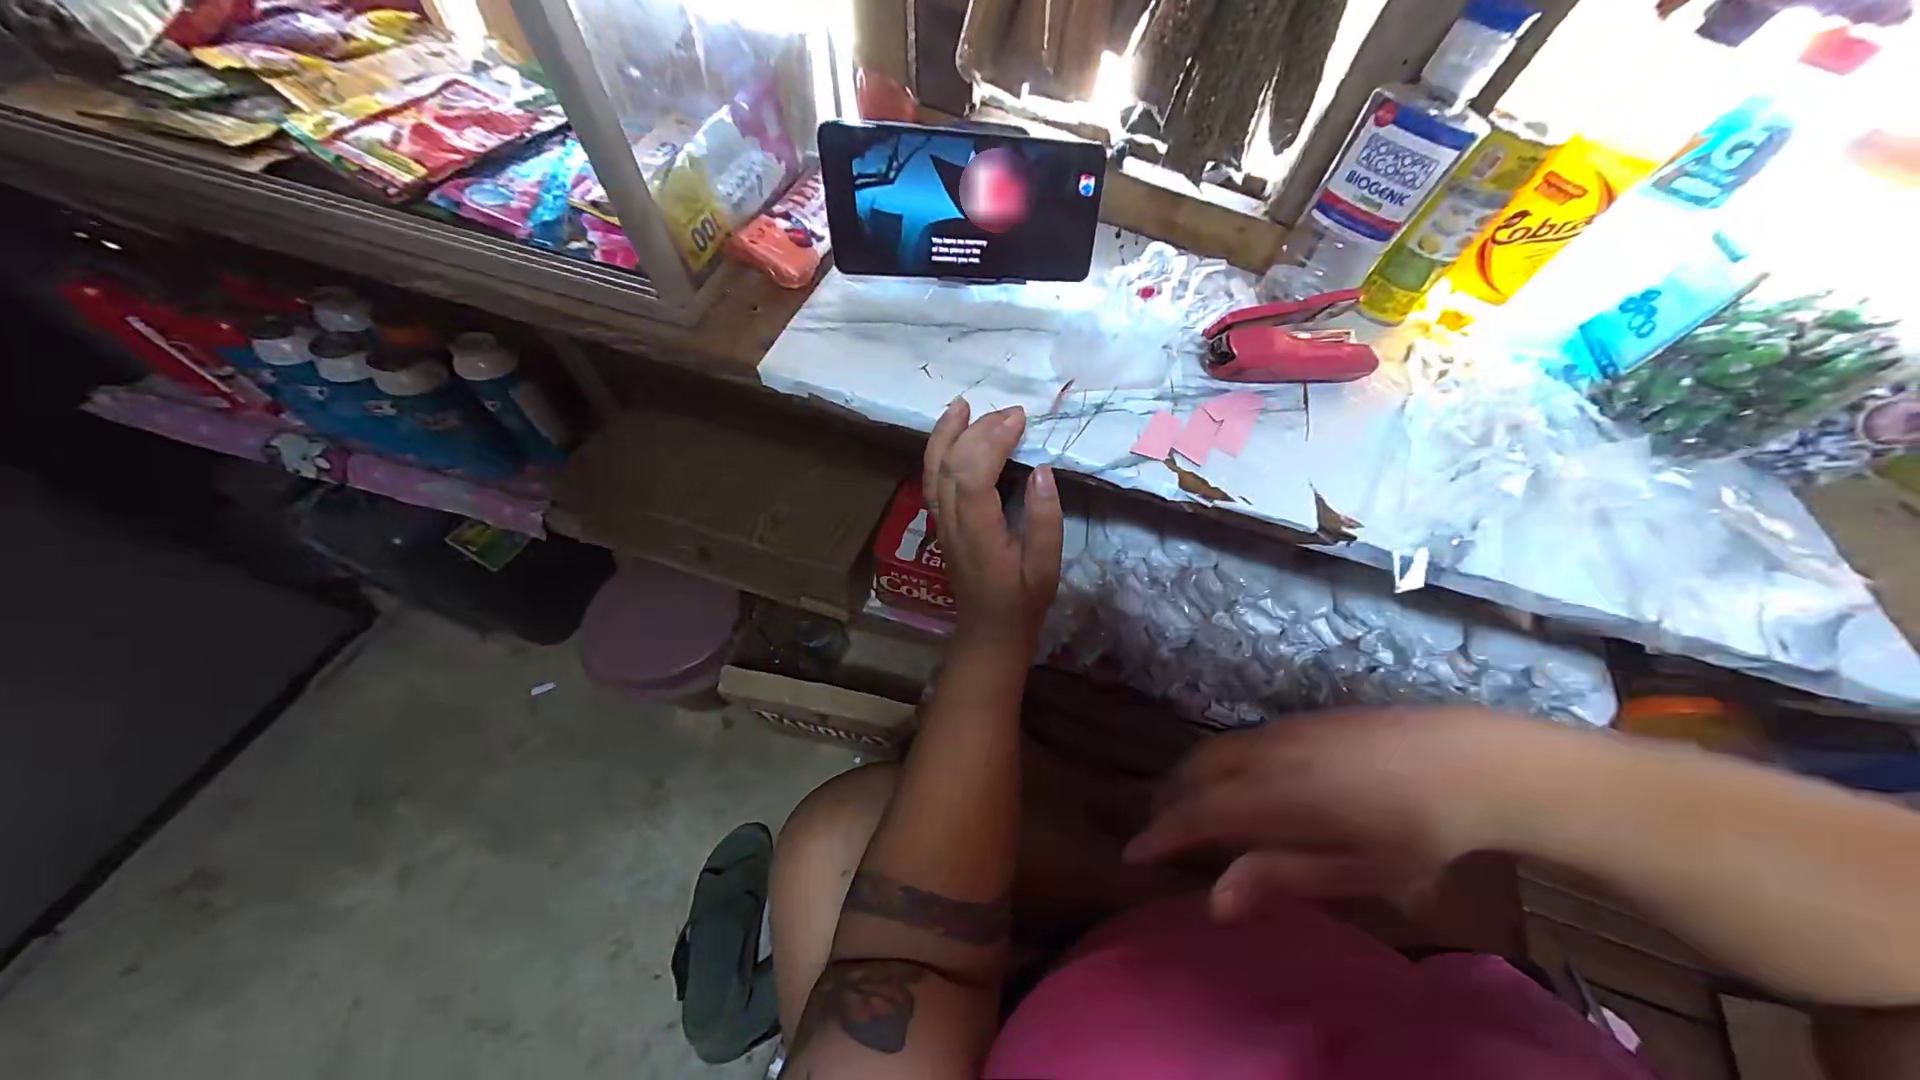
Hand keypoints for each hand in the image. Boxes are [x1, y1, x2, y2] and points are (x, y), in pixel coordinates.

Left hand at [923, 399, 1062, 646]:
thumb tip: (1043, 471)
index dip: (992, 442)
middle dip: (978, 431)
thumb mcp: (1046, 566)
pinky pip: (932, 479)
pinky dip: (938, 451)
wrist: (989, 628)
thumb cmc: (1023, 600)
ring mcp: (942, 521)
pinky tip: (951, 433)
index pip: (974, 476)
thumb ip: (1045, 520)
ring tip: (965, 406)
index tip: (1020, 419)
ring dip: (948, 434)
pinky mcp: (941, 520)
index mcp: (978, 533)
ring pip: (934, 469)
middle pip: (952, 465)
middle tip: (1011, 413)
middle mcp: (952, 522)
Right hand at [1124, 708, 1569, 919]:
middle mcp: (1264, 755)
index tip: (1134, 854)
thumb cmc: (1418, 831)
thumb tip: (1214, 901)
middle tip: (1160, 834)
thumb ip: (1279, 877)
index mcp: (1275, 796)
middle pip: (1193, 773)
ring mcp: (1280, 732)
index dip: (1161, 834)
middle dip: (1168, 802)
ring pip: (1211, 751)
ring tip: (1188, 808)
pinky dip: (1214, 764)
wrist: (1469, 760)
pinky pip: (1235, 742)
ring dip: (1188, 780)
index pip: (1197, 813)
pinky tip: (1234, 784)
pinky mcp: (1297, 721)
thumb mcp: (1356, 870)